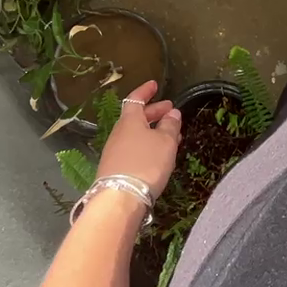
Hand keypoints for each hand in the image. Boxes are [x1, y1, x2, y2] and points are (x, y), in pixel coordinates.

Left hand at [96, 79, 182, 195]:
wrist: (118, 201)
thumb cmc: (145, 163)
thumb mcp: (166, 142)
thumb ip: (170, 125)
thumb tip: (172, 113)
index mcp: (129, 121)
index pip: (135, 99)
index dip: (145, 91)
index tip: (154, 85)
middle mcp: (118, 134)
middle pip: (135, 118)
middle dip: (153, 113)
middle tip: (170, 111)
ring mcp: (114, 153)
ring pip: (135, 135)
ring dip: (152, 132)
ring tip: (171, 135)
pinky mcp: (114, 170)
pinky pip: (132, 150)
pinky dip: (146, 147)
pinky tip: (158, 155)